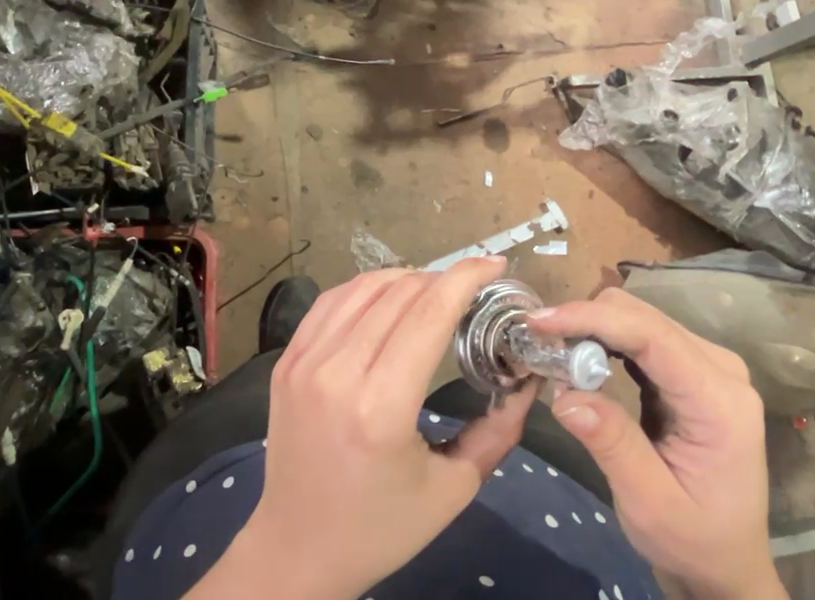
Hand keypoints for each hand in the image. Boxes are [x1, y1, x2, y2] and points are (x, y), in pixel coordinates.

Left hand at [191, 257, 537, 599]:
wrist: (296, 549)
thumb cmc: (381, 528)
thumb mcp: (454, 488)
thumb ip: (498, 429)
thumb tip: (528, 379)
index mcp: (381, 408)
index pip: (428, 313)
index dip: (465, 278)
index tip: (494, 265)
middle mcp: (337, 374)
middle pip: (399, 293)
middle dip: (443, 279)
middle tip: (473, 289)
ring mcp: (304, 363)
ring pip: (363, 288)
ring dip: (406, 279)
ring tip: (435, 291)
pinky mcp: (286, 361)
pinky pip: (331, 302)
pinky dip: (366, 289)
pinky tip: (389, 297)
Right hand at [526, 290, 784, 599]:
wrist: (725, 562)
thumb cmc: (693, 539)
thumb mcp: (649, 504)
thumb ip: (612, 444)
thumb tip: (564, 393)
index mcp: (720, 401)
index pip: (652, 337)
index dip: (592, 320)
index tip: (539, 321)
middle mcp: (720, 369)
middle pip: (642, 318)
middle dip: (586, 323)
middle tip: (540, 348)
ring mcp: (707, 366)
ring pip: (638, 319)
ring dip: (591, 329)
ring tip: (555, 356)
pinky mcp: (690, 370)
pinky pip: (640, 336)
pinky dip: (603, 340)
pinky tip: (581, 362)